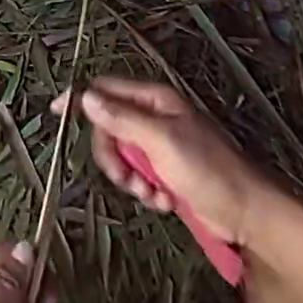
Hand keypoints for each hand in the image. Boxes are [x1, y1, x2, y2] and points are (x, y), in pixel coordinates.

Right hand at [52, 76, 266, 246]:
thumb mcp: (161, 142)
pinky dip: (146, 190)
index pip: (105, 89)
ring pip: (120, 154)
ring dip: (130, 179)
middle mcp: (153, 116)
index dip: (79, 98)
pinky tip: (165, 200)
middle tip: (127, 181)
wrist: (248, 213)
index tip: (55, 111)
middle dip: (112, 157)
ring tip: (153, 195)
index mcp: (154, 99)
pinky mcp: (164, 168)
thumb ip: (122, 119)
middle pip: (108, 127)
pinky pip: (137, 174)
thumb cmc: (208, 170)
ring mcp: (159, 143)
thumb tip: (85, 97)